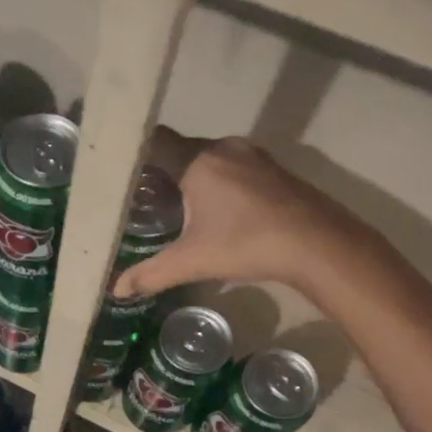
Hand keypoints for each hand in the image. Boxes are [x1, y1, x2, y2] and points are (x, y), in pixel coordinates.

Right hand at [113, 126, 380, 301]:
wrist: (317, 243)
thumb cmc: (248, 244)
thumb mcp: (192, 262)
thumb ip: (151, 274)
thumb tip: (116, 290)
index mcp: (198, 161)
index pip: (155, 141)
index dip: (132, 152)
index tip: (114, 168)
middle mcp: (223, 148)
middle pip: (179, 150)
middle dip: (157, 170)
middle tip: (135, 195)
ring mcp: (250, 155)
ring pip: (205, 158)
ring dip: (187, 177)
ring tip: (167, 204)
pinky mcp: (269, 168)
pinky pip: (228, 166)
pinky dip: (212, 181)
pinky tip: (209, 210)